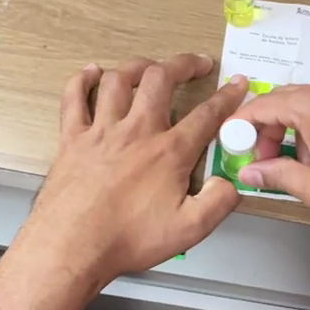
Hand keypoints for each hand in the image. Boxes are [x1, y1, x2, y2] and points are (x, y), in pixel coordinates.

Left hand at [5, 55, 245, 307]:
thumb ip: (219, 202)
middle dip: (182, 65)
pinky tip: (90, 72)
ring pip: (118, 80)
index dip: (227, 97)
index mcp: (169, 152)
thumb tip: (231, 182)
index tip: (237, 84)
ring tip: (150, 65)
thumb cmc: (131, 238)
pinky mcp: (72, 140)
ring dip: (138, 66)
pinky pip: (74, 98)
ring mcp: (101, 131)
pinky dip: (82, 80)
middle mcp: (137, 131)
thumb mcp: (191, 229)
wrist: (73, 245)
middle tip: (196, 63)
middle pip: (160, 80)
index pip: (207, 115)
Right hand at [230, 81, 309, 232]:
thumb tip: (248, 172)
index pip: (261, 105)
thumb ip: (275, 175)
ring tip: (294, 170)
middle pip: (282, 103)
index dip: (241, 126)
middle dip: (266, 132)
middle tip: (262, 164)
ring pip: (304, 109)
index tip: (231, 146)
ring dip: (290, 135)